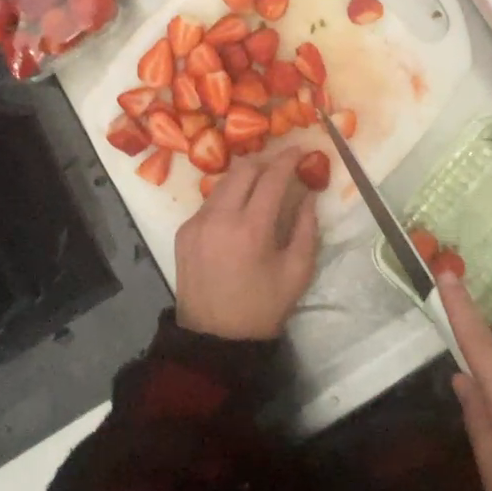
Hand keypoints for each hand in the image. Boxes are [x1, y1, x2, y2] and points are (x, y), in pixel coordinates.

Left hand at [174, 147, 320, 340]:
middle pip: (244, 169)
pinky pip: (209, 202)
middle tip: (282, 167)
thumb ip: (307, 228)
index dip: (288, 159)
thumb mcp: (297, 273)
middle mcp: (220, 218)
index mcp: (251, 229)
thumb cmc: (262, 308)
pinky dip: (228, 197)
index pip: (272, 178)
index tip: (300, 150)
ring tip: (261, 186)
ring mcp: (197, 223)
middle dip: (266, 162)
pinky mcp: (183, 231)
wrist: (214, 340)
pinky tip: (238, 212)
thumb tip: (308, 195)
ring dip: (245, 178)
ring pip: (224, 182)